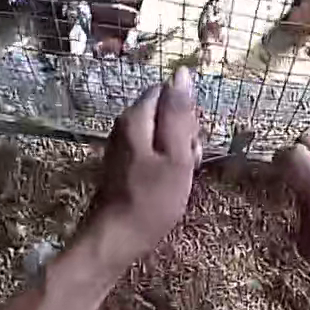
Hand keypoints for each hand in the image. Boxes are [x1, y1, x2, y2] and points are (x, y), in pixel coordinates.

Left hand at [80, 68, 200, 264]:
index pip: (168, 92)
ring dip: (176, 152)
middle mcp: (124, 126)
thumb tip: (183, 72)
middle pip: (164, 112)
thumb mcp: (175, 155)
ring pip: (160, 135)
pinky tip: (167, 184)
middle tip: (187, 162)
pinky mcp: (123, 165)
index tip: (192, 140)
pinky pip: (151, 153)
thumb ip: (179, 113)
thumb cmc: (151, 199)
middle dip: (183, 133)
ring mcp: (122, 146)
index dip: (186, 113)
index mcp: (136, 118)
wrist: (117, 237)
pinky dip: (164, 165)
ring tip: (178, 177)